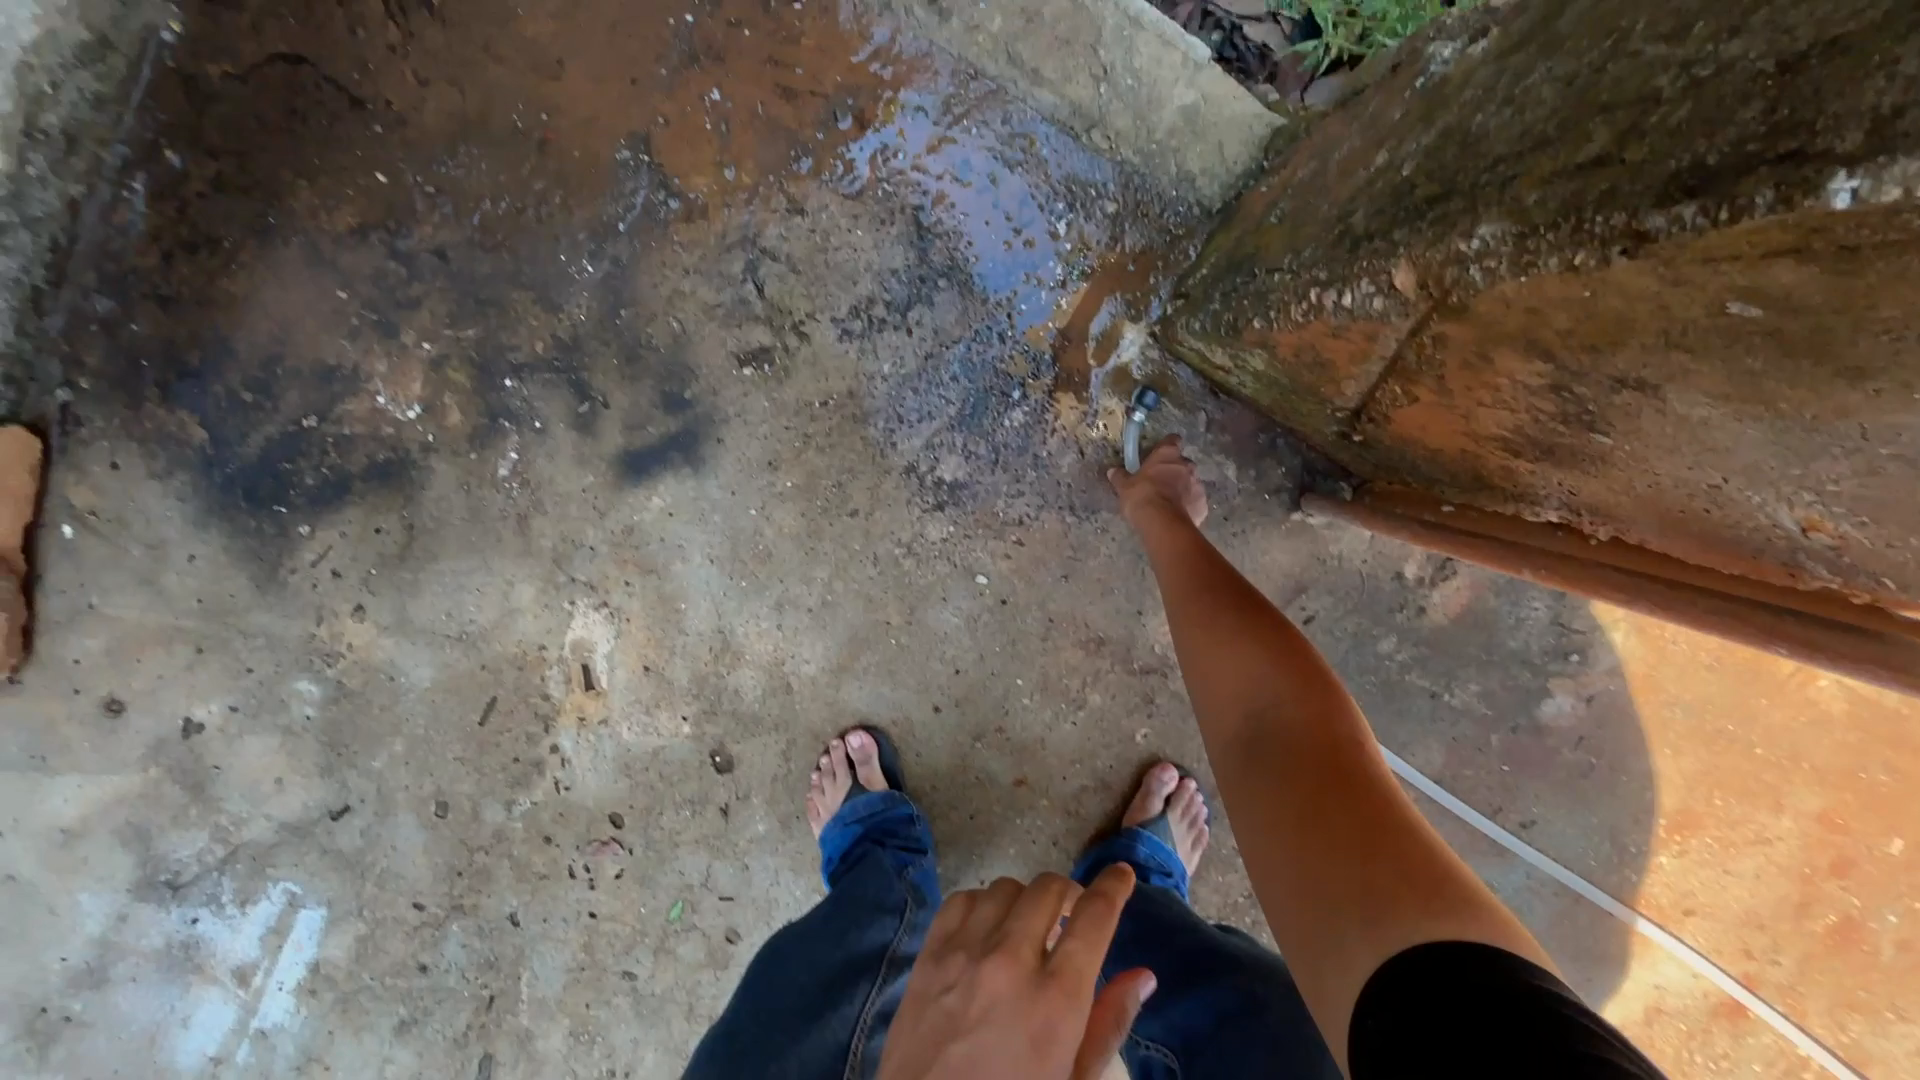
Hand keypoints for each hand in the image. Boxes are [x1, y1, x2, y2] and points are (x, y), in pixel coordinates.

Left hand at [876, 865, 1156, 1079]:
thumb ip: (1108, 1025)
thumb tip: (1143, 976)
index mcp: (1057, 999)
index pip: (1095, 917)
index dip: (1113, 887)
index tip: (1121, 874)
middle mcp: (1012, 961)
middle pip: (1049, 889)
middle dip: (1069, 895)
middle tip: (1073, 918)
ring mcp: (965, 953)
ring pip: (1005, 888)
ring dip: (1026, 900)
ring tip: (1029, 927)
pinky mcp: (929, 955)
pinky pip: (962, 899)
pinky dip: (982, 903)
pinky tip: (988, 928)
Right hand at [1108, 436, 1207, 527]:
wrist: (1162, 523)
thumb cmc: (1142, 497)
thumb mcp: (1125, 487)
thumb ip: (1120, 477)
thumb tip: (1112, 471)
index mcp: (1167, 454)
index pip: (1172, 440)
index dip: (1166, 447)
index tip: (1160, 455)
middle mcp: (1186, 465)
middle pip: (1183, 463)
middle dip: (1174, 471)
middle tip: (1161, 483)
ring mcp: (1198, 485)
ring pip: (1191, 482)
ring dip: (1182, 488)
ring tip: (1169, 502)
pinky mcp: (1203, 504)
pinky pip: (1195, 501)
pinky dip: (1188, 506)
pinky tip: (1177, 515)